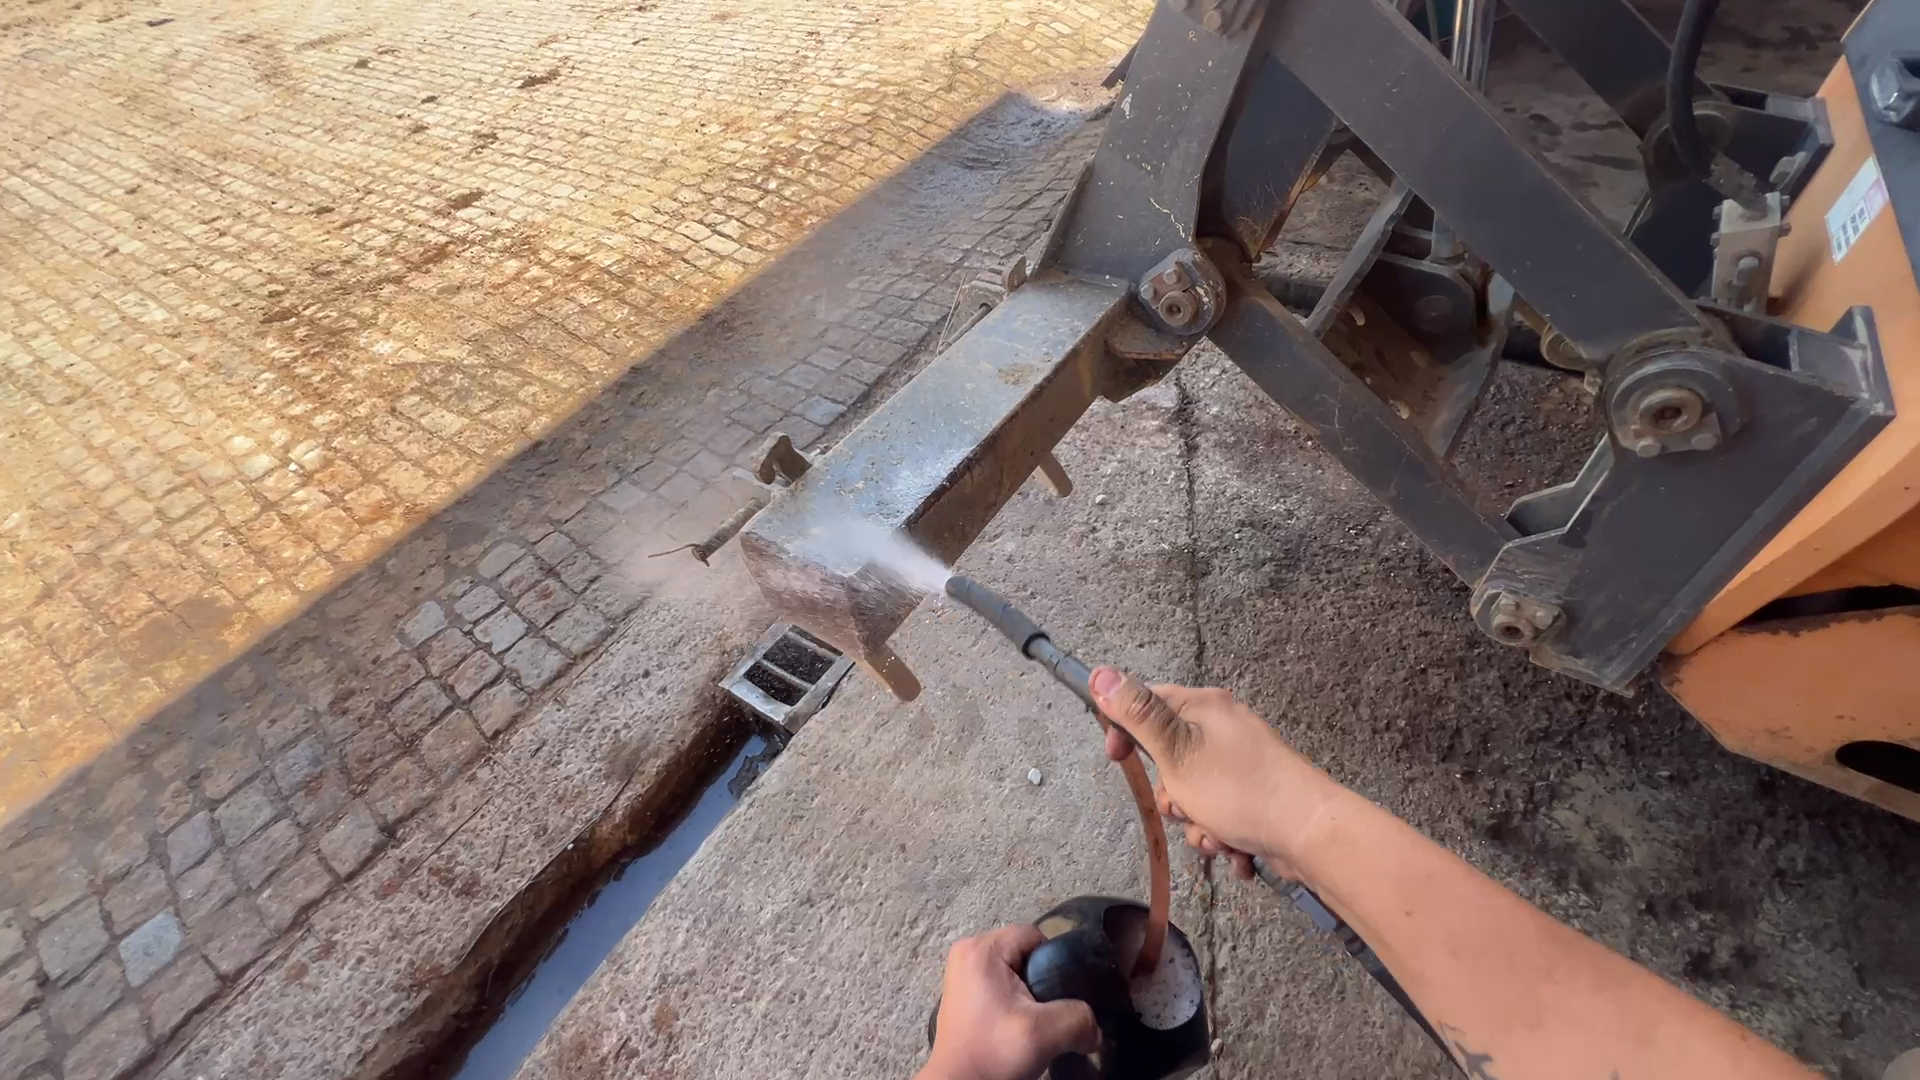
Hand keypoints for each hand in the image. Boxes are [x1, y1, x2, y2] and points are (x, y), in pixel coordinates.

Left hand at [918, 925, 1099, 1079]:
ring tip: (1030, 1020)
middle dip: (1039, 980)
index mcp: (982, 948)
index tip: (1058, 995)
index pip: (1033, 937)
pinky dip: (1009, 998)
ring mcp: (961, 968)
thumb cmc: (992, 1054)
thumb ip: (1076, 1019)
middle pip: (1022, 951)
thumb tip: (1095, 1027)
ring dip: (1025, 992)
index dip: (1053, 963)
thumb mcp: (1041, 1036)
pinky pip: (997, 980)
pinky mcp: (961, 987)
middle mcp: (968, 949)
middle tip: (1045, 1012)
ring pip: (1011, 967)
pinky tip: (1012, 1023)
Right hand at [1091, 668, 1334, 878]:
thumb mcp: (1176, 751)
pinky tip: (1236, 848)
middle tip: (1182, 806)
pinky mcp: (1257, 794)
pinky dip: (1221, 832)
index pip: (1146, 703)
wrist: (1313, 836)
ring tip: (1216, 835)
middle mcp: (1223, 727)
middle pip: (1168, 756)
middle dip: (1170, 793)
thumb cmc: (1240, 790)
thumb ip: (1136, 714)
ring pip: (1193, 792)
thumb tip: (1100, 673)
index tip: (1117, 759)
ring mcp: (1243, 762)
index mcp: (1203, 707)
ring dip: (1196, 822)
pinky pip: (1221, 811)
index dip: (1125, 731)